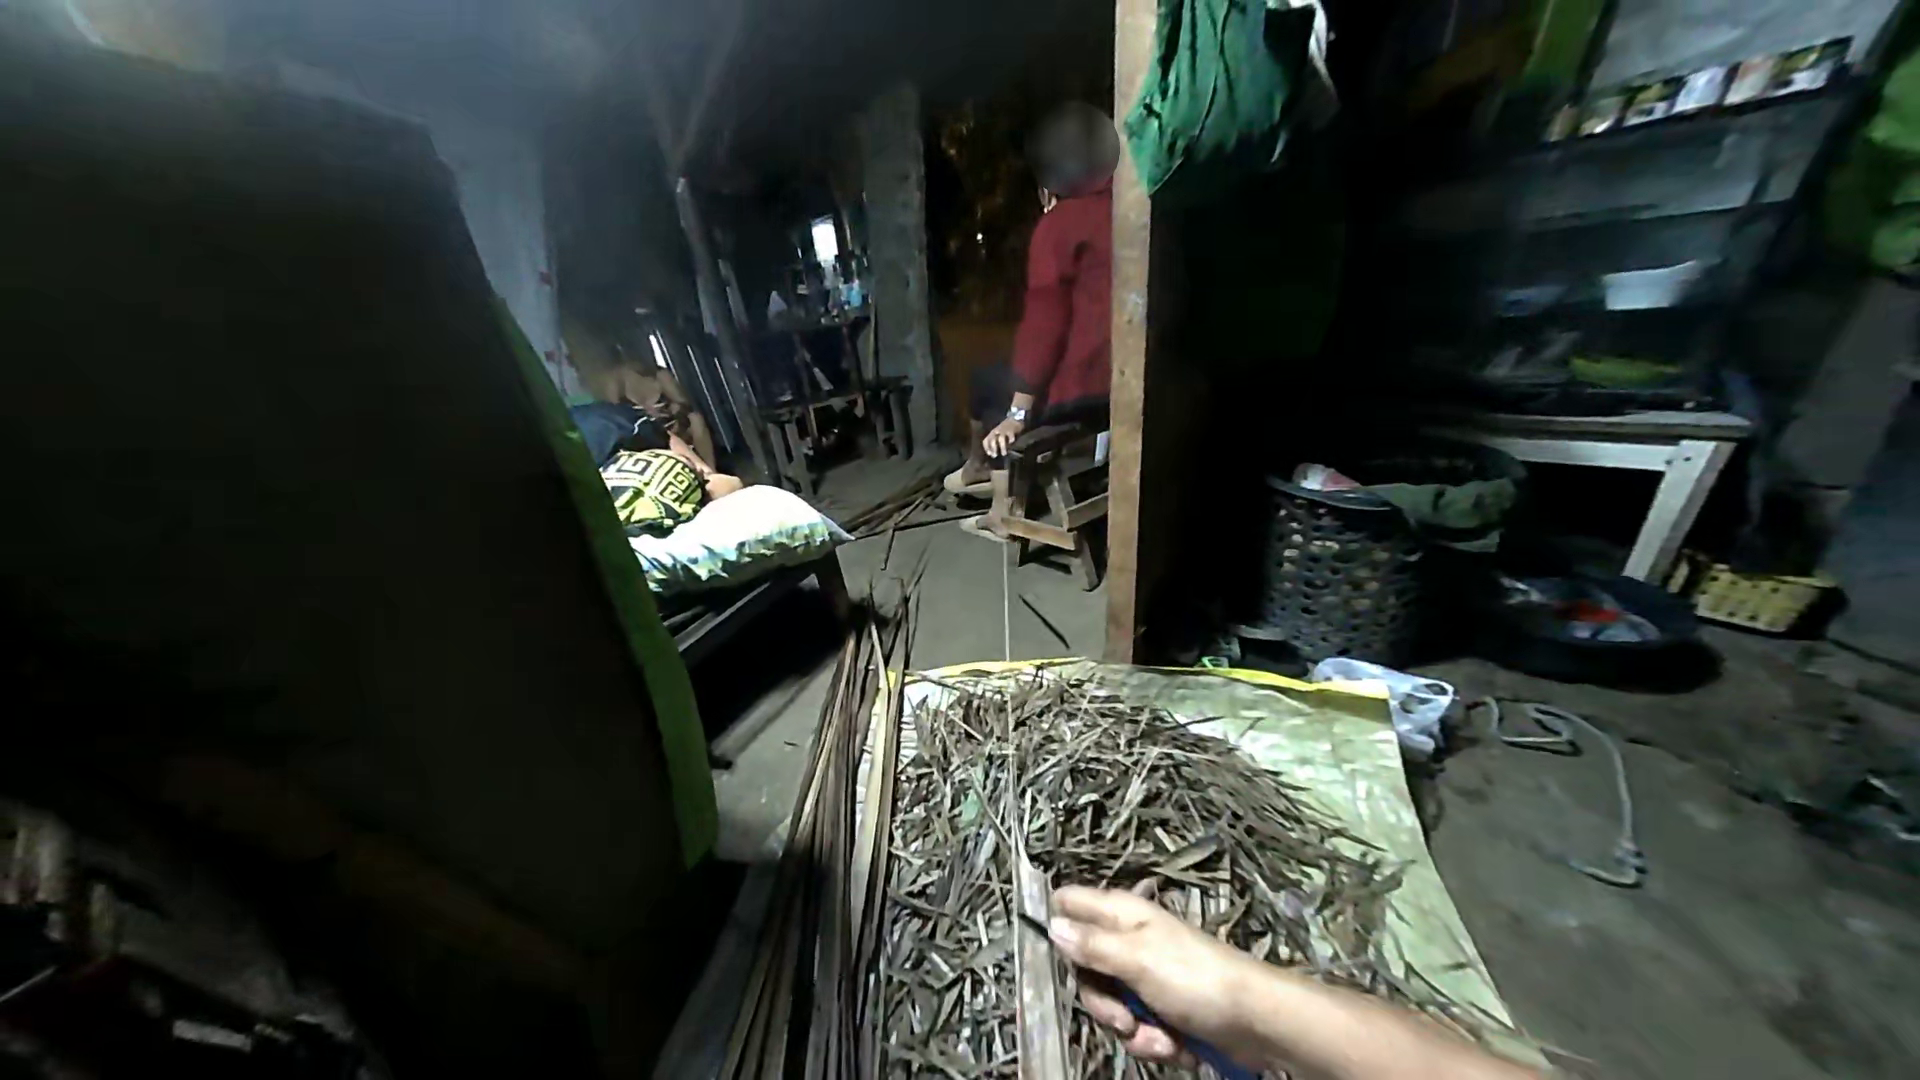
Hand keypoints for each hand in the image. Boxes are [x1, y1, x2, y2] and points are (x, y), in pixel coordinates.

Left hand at [983, 417, 1025, 457]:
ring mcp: (1004, 430)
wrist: (1015, 416)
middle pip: (992, 441)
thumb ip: (996, 440)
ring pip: (1001, 440)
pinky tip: (1012, 444)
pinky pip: (1010, 436)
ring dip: (1002, 447)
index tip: (989, 454)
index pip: (986, 440)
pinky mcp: (1011, 430)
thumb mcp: (998, 432)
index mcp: (992, 432)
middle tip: (995, 456)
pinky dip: (1011, 441)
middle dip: (993, 448)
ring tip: (1004, 454)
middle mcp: (997, 431)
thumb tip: (994, 452)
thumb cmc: (1006, 426)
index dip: (987, 447)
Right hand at [1048, 886, 1265, 1065]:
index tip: (1068, 961)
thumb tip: (1051, 924)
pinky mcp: (1159, 1003)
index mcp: (1119, 912)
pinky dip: (1152, 1040)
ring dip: (1132, 1029)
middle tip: (1124, 1019)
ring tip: (1161, 1039)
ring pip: (1110, 1001)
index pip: (1069, 902)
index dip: (1060, 927)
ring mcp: (1143, 971)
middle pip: (1084, 965)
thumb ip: (1092, 945)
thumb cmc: (1194, 979)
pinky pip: (1136, 1023)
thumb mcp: (1137, 960)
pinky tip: (1174, 1046)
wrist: (1256, 1022)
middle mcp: (1125, 937)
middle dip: (1102, 1002)